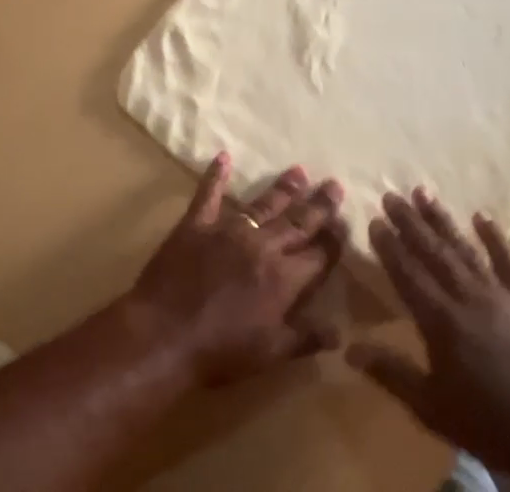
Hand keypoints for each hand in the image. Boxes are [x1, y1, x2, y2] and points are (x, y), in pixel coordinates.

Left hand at [126, 152, 347, 386]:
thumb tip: (340, 331)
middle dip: (318, 204)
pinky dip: (216, 176)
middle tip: (334, 184)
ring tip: (298, 171)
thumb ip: (306, 338)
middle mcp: (262, 247)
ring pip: (262, 205)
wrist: (163, 335)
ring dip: (282, 188)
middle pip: (297, 222)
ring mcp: (227, 231)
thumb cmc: (219, 351)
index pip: (319, 255)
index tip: (346, 222)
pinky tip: (223, 156)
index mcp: (284, 279)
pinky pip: (208, 195)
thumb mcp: (270, 353)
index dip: (334, 240)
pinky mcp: (195, 226)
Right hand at [349, 189, 509, 484]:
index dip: (389, 247)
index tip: (374, 220)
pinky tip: (482, 216)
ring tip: (423, 193)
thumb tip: (349, 349)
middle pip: (433, 253)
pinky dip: (495, 238)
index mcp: (441, 322)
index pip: (407, 275)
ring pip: (465, 250)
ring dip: (442, 221)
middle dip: (410, 223)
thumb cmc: (487, 423)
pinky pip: (509, 262)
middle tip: (391, 195)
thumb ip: (391, 373)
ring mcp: (500, 296)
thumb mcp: (430, 406)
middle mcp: (468, 298)